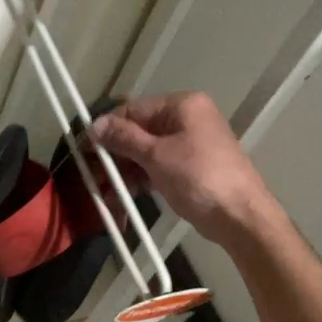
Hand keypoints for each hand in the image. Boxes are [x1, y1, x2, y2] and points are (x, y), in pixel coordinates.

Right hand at [88, 92, 279, 247]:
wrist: (238, 215)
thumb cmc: (199, 177)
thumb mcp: (156, 156)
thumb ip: (124, 138)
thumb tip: (94, 125)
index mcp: (181, 106)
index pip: (133, 110)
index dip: (106, 129)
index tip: (82, 149)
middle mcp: (184, 120)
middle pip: (137, 133)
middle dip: (113, 156)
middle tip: (91, 177)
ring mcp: (187, 145)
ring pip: (143, 154)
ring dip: (122, 173)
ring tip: (103, 194)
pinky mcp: (186, 168)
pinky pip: (154, 169)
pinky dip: (138, 182)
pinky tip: (120, 199)